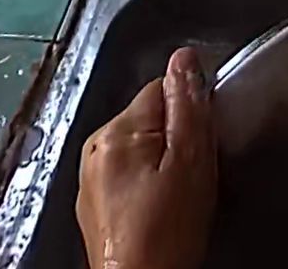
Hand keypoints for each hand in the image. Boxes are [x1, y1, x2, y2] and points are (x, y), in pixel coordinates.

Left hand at [76, 46, 215, 268]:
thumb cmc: (168, 231)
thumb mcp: (191, 159)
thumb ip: (188, 103)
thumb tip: (184, 57)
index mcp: (116, 131)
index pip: (164, 87)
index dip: (189, 111)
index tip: (196, 143)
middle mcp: (95, 148)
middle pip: (153, 113)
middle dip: (176, 134)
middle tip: (189, 170)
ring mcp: (90, 178)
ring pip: (144, 141)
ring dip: (163, 157)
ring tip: (176, 191)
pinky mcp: (94, 203)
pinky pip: (131, 169)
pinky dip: (148, 179)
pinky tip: (160, 206)